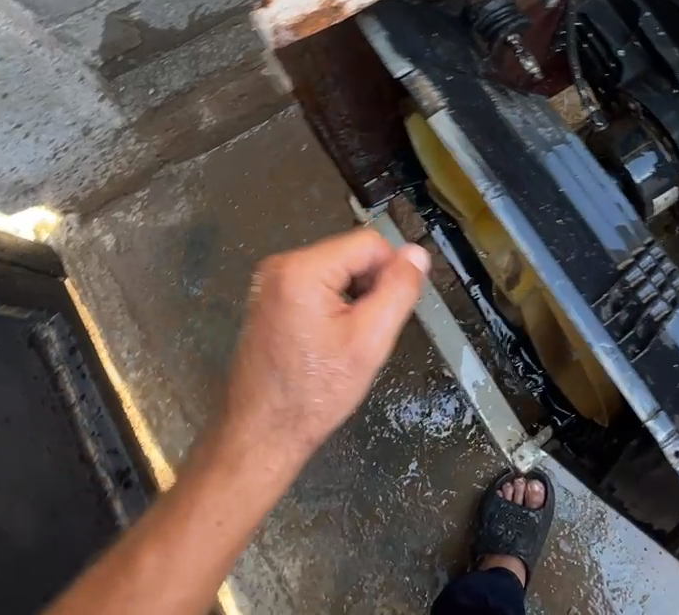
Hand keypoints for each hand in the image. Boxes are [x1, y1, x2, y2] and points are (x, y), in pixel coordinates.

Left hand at [220, 228, 430, 462]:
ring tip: (350, 338)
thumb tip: (417, 254)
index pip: (369, 243)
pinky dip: (333, 304)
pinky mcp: (268, 298)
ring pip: (336, 270)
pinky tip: (331, 339)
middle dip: (370, 285)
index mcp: (302, 269)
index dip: (391, 272)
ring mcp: (270, 282)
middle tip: (370, 330)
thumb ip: (398, 290)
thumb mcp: (370, 341)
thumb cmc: (315, 393)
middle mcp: (281, 265)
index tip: (390, 311)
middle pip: (350, 254)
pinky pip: (316, 284)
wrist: (261, 435)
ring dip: (353, 296)